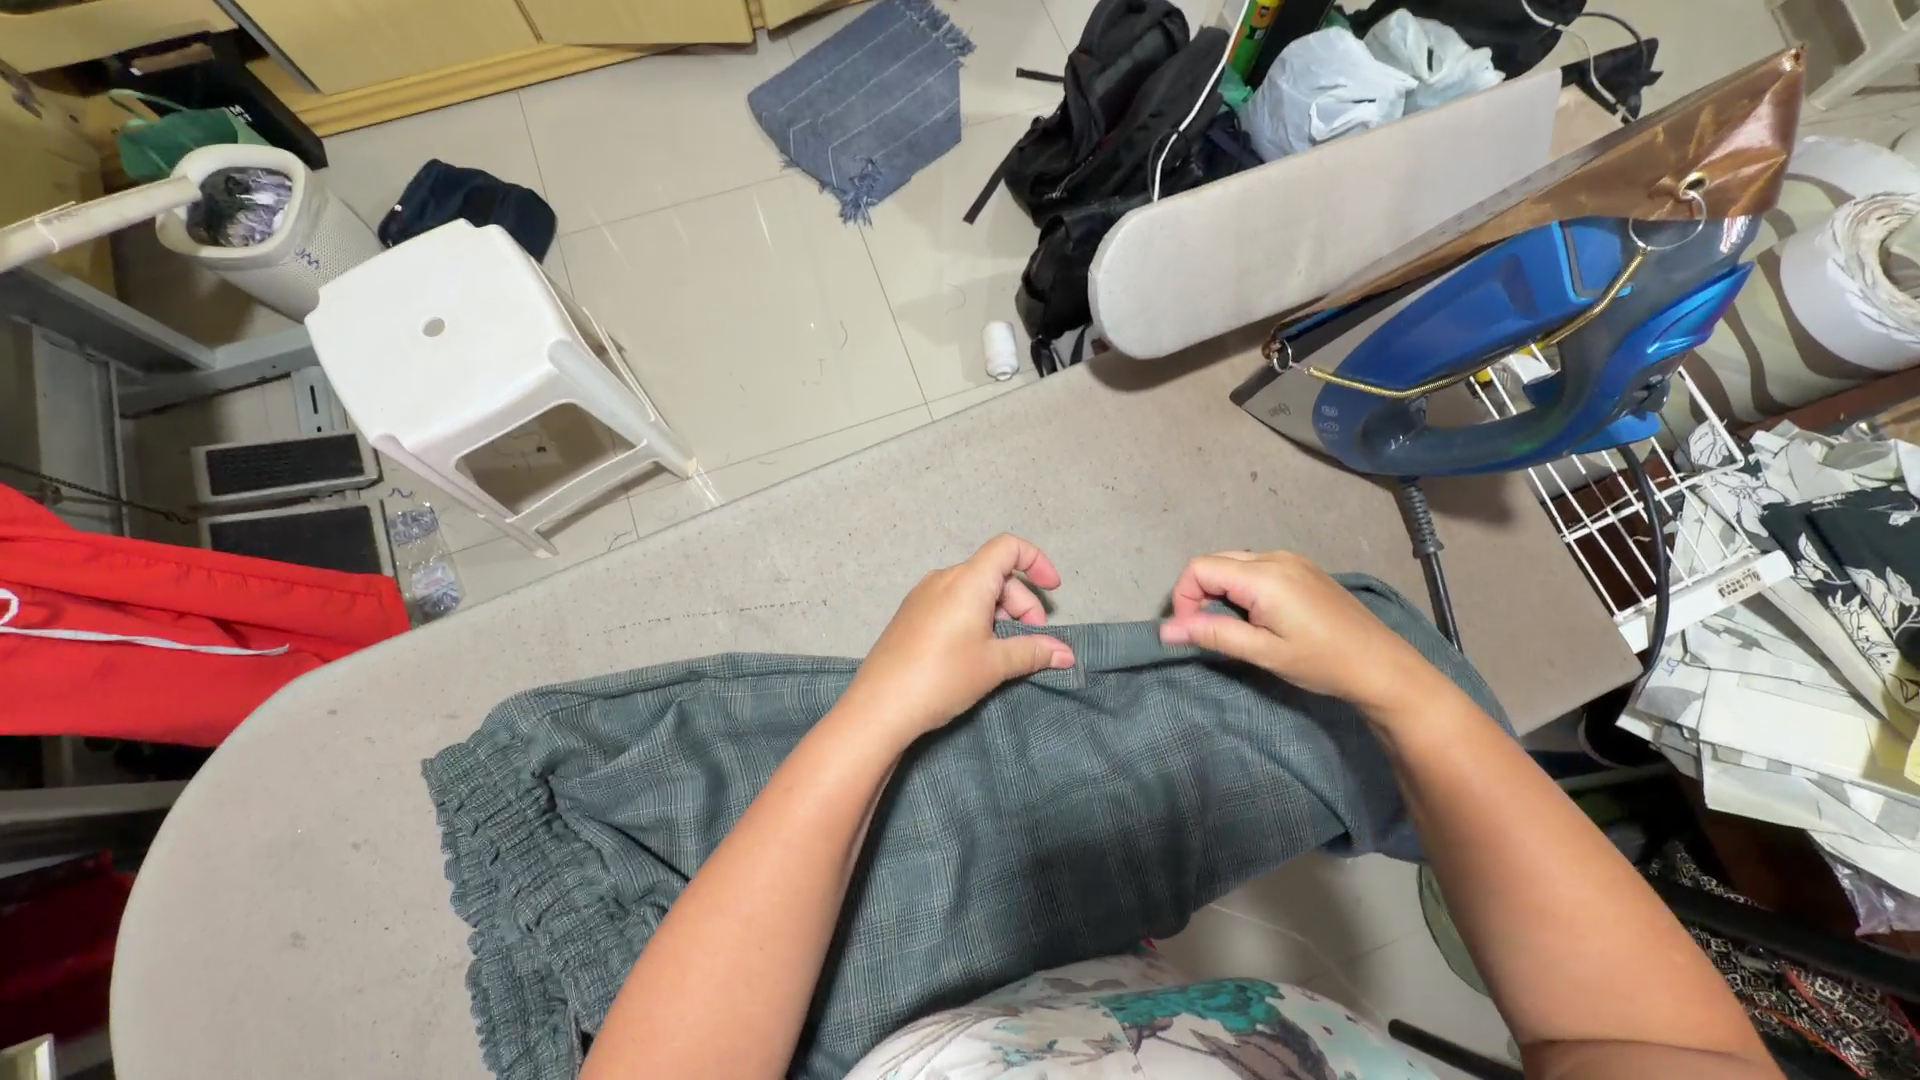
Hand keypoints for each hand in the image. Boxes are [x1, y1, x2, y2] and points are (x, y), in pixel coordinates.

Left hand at [841, 535, 1075, 738]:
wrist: (880, 706)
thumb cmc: (942, 677)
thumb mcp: (995, 664)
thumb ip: (1034, 651)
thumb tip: (1066, 653)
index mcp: (967, 580)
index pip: (1008, 548)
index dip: (1036, 561)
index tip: (1052, 589)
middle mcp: (943, 578)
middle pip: (994, 574)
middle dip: (1021, 603)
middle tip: (1032, 641)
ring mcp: (923, 595)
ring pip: (973, 591)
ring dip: (999, 613)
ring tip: (1004, 651)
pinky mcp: (911, 615)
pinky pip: (952, 603)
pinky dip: (975, 617)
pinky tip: (975, 651)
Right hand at [1158, 550, 1448, 716]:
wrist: (1382, 666)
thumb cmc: (1321, 662)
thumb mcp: (1263, 652)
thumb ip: (1213, 634)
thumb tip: (1166, 630)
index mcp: (1263, 576)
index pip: (1199, 568)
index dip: (1184, 598)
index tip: (1191, 631)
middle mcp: (1275, 557)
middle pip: (1215, 562)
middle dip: (1199, 594)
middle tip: (1207, 631)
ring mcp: (1292, 560)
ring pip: (1235, 563)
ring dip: (1221, 591)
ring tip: (1233, 627)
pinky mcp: (1303, 569)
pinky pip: (1256, 568)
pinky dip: (1242, 587)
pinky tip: (1258, 617)